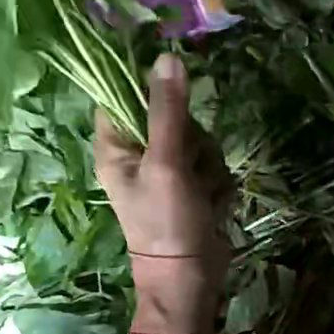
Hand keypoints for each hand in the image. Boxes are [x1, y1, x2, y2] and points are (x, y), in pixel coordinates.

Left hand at [96, 54, 230, 333]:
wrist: (191, 277)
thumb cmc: (166, 222)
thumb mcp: (166, 163)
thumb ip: (169, 111)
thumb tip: (169, 56)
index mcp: (115, 145)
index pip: (125, 96)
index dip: (152, 91)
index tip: (178, 98)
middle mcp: (139, 153)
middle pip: (175, 117)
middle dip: (194, 139)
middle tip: (190, 164)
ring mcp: (169, 171)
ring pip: (202, 141)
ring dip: (210, 164)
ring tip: (203, 192)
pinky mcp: (193, 186)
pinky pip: (214, 164)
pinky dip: (218, 182)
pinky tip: (213, 202)